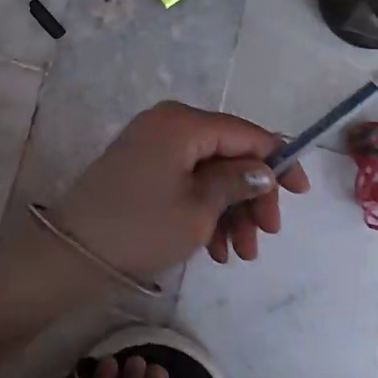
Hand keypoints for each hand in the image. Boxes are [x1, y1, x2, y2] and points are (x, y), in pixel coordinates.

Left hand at [49, 101, 309, 275]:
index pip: (245, 132)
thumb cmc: (143, 226)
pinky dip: (204, 209)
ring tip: (236, 254)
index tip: (301, 195)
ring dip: (230, 210)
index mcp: (182, 122)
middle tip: (264, 237)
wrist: (76, 249)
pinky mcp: (141, 166)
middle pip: (228, 153)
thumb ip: (238, 181)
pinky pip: (185, 180)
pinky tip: (214, 249)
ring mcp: (151, 144)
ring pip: (209, 171)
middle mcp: (167, 123)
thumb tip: (264, 168)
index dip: (278, 161)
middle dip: (250, 196)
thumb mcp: (200, 207)